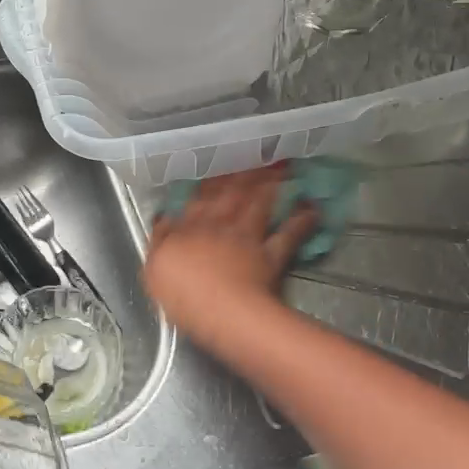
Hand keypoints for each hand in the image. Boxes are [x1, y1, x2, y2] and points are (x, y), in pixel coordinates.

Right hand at [144, 165, 313, 342]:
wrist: (225, 313)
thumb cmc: (184, 293)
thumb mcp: (156, 266)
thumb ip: (161, 239)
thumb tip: (163, 218)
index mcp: (189, 227)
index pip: (197, 198)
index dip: (207, 181)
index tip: (215, 165)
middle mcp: (219, 225)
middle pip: (231, 193)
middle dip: (242, 173)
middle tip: (256, 155)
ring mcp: (247, 238)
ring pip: (259, 204)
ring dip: (270, 185)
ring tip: (281, 168)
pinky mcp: (271, 256)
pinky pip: (288, 235)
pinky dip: (301, 221)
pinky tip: (311, 208)